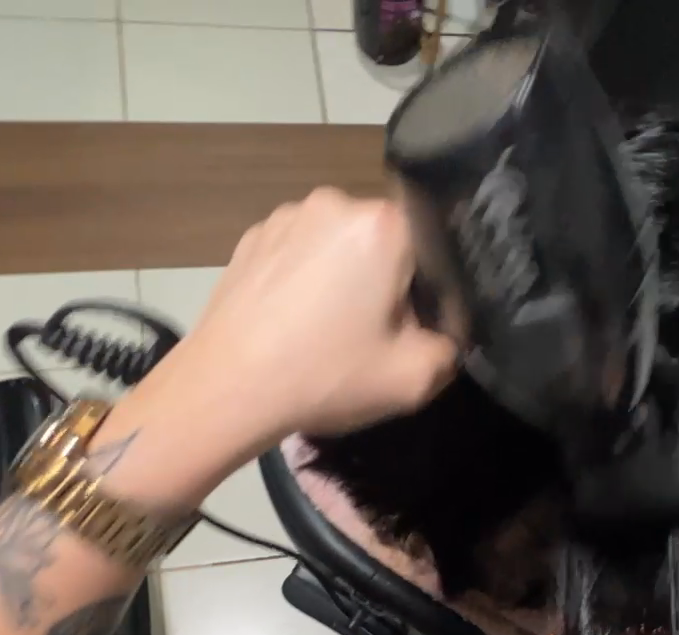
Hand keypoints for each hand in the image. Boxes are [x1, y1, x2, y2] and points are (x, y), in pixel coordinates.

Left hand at [158, 187, 457, 445]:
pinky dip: (309, 284)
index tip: (420, 330)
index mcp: (383, 224)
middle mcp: (336, 202)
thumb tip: (443, 332)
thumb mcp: (415, 378)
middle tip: (375, 338)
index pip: (436, 248)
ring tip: (329, 334)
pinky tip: (296, 326)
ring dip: (347, 283)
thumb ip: (452, 349)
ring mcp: (286, 216)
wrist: (226, 389)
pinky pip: (302, 255)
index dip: (436, 293)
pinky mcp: (252, 238)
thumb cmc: (325, 376)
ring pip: (342, 248)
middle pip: (388, 243)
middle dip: (390, 285)